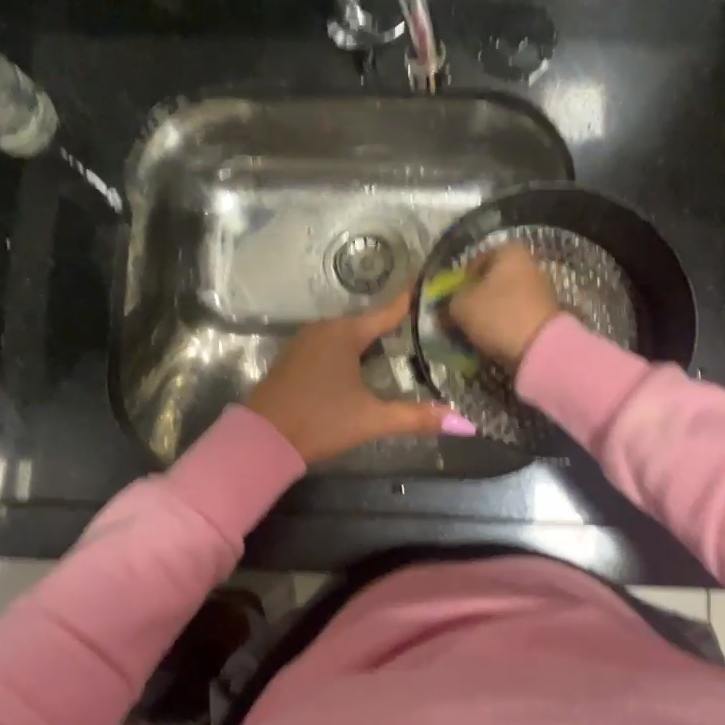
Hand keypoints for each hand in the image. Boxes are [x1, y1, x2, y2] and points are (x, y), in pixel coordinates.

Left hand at [246, 289, 465, 463]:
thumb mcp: (372, 420)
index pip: (388, 310)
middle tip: (427, 331)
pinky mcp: (293, 360)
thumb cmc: (319, 422)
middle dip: (395, 327)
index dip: (411, 300)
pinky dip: (351, 353)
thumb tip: (465, 423)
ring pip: (348, 336)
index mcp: (345, 333)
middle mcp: (324, 329)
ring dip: (371, 342)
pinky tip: (365, 368)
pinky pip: (331, 348)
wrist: (260, 440)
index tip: (432, 283)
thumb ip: (417, 417)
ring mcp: (304, 343)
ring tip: (403, 349)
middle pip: (368, 323)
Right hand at [448, 243, 561, 369]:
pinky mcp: (546, 313)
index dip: (459, 282)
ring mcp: (540, 289)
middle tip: (461, 318)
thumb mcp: (460, 306)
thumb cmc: (497, 315)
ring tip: (475, 333)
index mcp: (509, 252)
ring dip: (488, 314)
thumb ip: (448, 301)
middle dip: (475, 299)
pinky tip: (494, 340)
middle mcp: (529, 264)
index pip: (475, 261)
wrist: (540, 348)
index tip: (452, 301)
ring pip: (503, 300)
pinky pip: (516, 315)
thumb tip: (446, 306)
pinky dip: (504, 325)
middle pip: (491, 281)